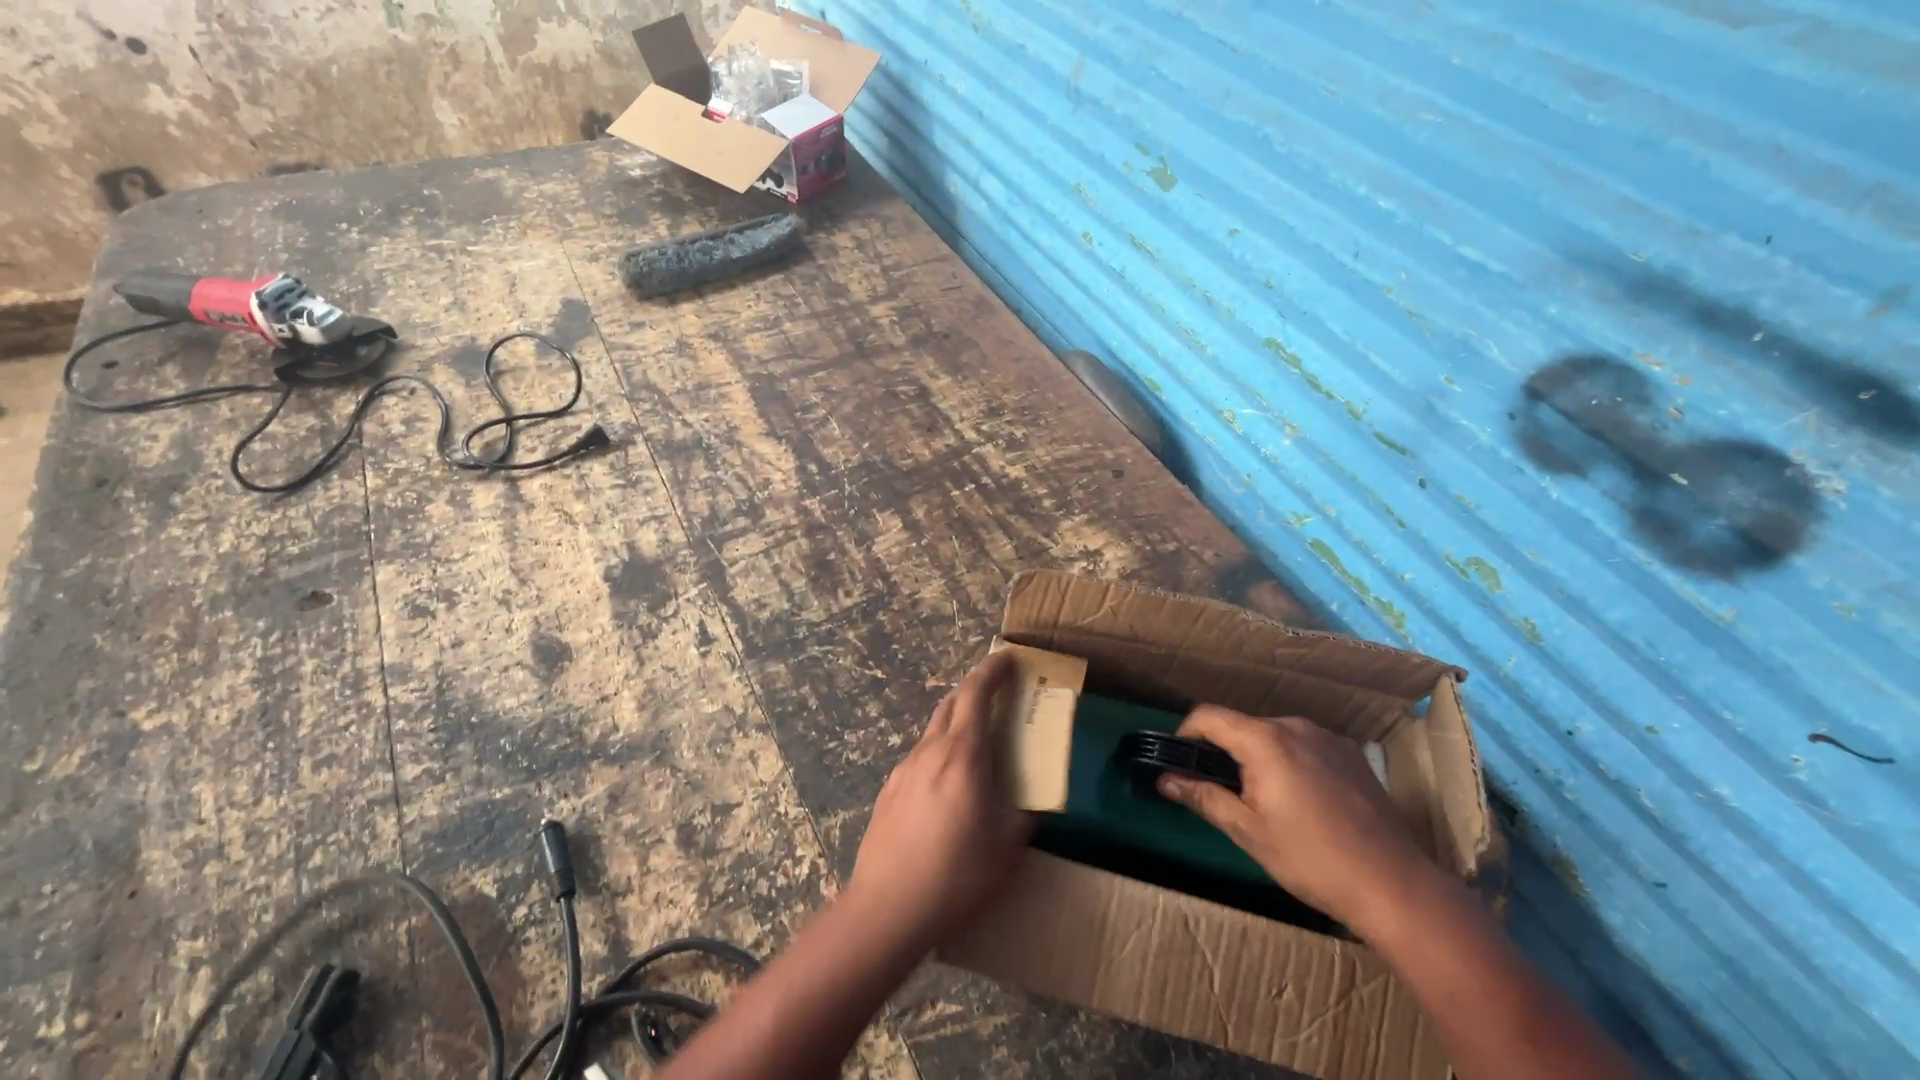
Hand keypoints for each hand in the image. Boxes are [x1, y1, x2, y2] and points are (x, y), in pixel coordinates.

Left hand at [846, 652, 1032, 950]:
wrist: (887, 909)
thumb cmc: (957, 876)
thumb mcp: (1008, 848)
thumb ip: (1024, 816)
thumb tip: (1033, 803)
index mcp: (962, 755)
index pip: (976, 693)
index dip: (993, 671)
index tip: (1009, 659)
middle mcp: (929, 752)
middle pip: (951, 704)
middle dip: (975, 690)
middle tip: (999, 693)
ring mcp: (903, 772)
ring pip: (933, 732)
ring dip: (956, 723)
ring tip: (978, 742)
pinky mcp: (888, 793)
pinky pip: (919, 759)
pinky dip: (939, 753)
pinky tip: (947, 785)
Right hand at [1156, 706, 1440, 935]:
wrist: (1391, 883)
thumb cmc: (1310, 858)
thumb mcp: (1247, 831)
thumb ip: (1204, 797)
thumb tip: (1166, 779)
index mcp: (1265, 741)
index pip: (1209, 716)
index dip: (1185, 734)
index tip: (1179, 763)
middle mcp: (1296, 727)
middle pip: (1244, 726)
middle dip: (1225, 752)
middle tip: (1222, 794)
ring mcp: (1329, 738)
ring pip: (1276, 737)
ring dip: (1259, 759)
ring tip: (1265, 803)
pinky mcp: (1352, 754)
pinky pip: (1306, 747)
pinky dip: (1291, 764)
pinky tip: (1303, 803)